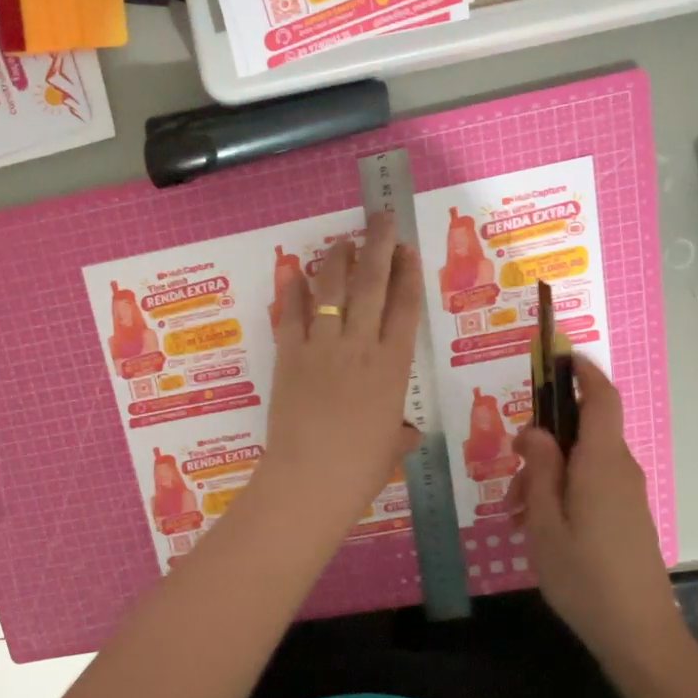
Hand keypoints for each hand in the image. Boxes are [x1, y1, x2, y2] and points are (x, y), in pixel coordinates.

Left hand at [255, 212, 422, 533]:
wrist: (311, 479)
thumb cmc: (359, 470)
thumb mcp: (391, 449)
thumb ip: (401, 434)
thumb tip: (408, 433)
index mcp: (394, 367)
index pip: (405, 307)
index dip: (407, 273)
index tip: (407, 248)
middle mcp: (361, 346)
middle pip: (373, 284)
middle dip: (378, 245)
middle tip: (381, 218)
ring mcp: (322, 348)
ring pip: (332, 290)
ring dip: (337, 260)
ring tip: (342, 241)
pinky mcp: (289, 356)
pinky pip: (292, 315)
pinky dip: (293, 292)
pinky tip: (295, 273)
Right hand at [505, 357, 679, 671]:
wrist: (638, 633)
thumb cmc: (583, 576)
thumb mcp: (543, 522)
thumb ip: (539, 470)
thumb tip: (535, 429)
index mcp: (601, 463)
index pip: (601, 399)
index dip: (582, 373)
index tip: (556, 358)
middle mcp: (619, 470)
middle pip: (581, 434)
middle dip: (541, 444)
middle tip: (507, 481)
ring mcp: (626, 494)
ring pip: (580, 463)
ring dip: (544, 476)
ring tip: (514, 517)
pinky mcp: (625, 516)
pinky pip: (590, 486)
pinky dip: (560, 494)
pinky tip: (535, 529)